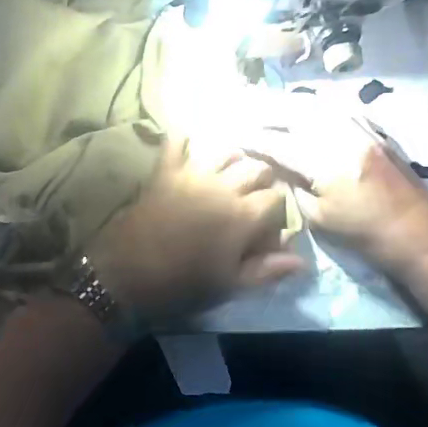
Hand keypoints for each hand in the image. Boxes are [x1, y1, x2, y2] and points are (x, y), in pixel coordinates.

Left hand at [85, 137, 307, 322]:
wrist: (127, 275)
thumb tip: (299, 261)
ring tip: (231, 173)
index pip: (276, 198)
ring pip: (225, 152)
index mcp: (244, 215)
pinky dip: (184, 141)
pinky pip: (176, 144)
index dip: (277, 211)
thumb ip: (266, 270)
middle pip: (256, 168)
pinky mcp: (165, 172)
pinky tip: (189, 143)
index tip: (268, 225)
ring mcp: (193, 175)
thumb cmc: (183, 284)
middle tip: (254, 197)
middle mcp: (224, 187)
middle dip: (262, 180)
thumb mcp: (229, 285)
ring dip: (233, 160)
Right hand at [246, 114, 427, 275]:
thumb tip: (277, 167)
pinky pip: (337, 106)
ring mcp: (359, 126)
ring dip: (289, 104)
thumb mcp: (318, 217)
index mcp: (323, 161)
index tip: (233, 135)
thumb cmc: (364, 232)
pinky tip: (305, 108)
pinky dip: (315, 105)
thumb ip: (294, 186)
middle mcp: (339, 134)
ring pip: (316, 103)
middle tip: (244, 112)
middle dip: (266, 111)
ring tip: (270, 106)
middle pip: (294, 111)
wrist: (416, 229)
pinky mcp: (372, 127)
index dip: (252, 139)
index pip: (276, 142)